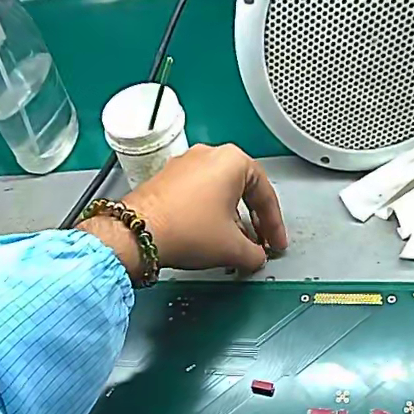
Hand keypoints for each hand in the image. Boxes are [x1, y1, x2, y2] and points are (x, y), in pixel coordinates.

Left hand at [80, 144, 288, 275]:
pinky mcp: (167, 180)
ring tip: (234, 246)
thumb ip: (255, 254)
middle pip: (243, 192)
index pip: (265, 195)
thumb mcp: (233, 248)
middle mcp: (208, 155)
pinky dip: (209, 217)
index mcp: (232, 160)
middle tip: (259, 244)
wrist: (138, 234)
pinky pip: (198, 197)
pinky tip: (209, 238)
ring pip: (220, 195)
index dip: (274, 226)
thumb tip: (255, 257)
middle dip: (253, 223)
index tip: (275, 243)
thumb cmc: (182, 228)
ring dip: (231, 221)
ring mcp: (184, 166)